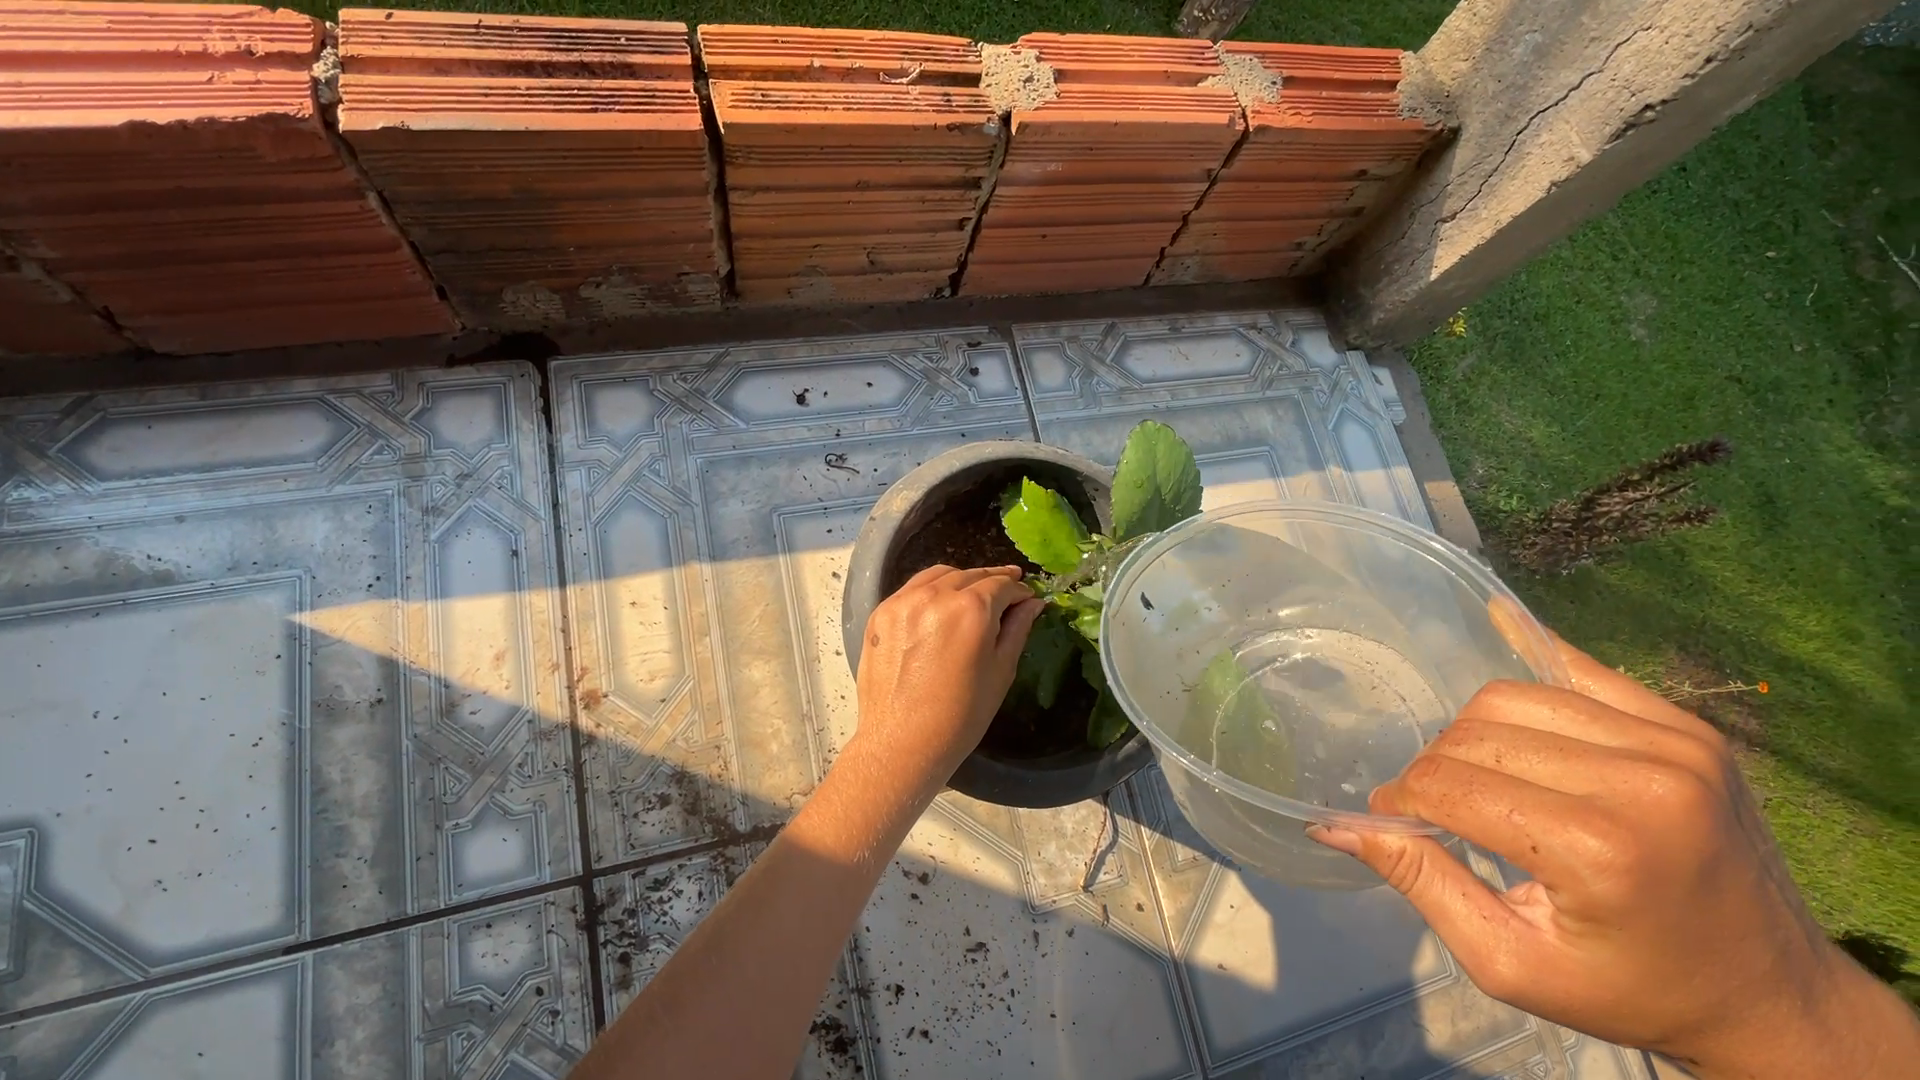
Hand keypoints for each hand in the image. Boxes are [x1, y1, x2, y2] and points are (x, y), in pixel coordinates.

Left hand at [853, 564, 1044, 797]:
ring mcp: (903, 602)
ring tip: (973, 594)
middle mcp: (936, 596)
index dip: (1018, 590)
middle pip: (971, 576)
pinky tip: (940, 605)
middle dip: (992, 581)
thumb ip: (1017, 629)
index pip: (1002, 585)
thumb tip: (1033, 602)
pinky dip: (931, 591)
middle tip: (1007, 591)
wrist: (902, 744)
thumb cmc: (960, 717)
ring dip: (961, 581)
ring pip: (940, 576)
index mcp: (971, 610)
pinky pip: (912, 590)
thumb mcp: (1001, 672)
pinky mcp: (881, 613)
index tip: (1027, 598)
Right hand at [1310, 637, 1919, 1077]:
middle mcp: (1641, 781)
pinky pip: (1577, 670)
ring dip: (1471, 732)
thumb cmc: (1629, 989)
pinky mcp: (1687, 727)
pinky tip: (1493, 622)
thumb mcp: (1510, 963)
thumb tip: (1335, 826)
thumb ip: (1421, 884)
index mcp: (1598, 850)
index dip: (1403, 802)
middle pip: (1475, 735)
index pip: (1449, 786)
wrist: (1772, 997)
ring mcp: (1674, 744)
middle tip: (1436, 811)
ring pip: (1513, 698)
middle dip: (1433, 770)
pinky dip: (1527, 658)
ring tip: (1479, 775)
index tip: (1393, 822)